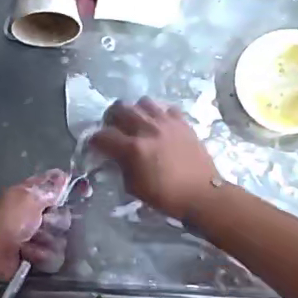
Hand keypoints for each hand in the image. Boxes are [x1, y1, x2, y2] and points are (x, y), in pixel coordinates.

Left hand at [0, 170, 70, 279]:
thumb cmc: (10, 220)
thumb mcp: (30, 198)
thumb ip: (49, 189)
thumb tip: (63, 175)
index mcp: (29, 194)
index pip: (55, 186)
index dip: (68, 188)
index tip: (85, 190)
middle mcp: (33, 212)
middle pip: (62, 216)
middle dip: (56, 222)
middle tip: (43, 223)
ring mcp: (34, 234)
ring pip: (59, 237)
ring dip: (46, 241)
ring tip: (31, 241)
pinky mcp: (34, 254)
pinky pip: (51, 254)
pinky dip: (40, 254)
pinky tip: (28, 253)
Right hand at [90, 97, 221, 220]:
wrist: (202, 194)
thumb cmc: (166, 196)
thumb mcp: (134, 187)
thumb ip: (121, 166)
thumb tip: (115, 155)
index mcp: (133, 148)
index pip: (103, 135)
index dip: (95, 140)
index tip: (96, 145)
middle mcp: (148, 129)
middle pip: (120, 108)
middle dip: (111, 117)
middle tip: (113, 128)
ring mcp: (167, 123)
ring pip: (142, 102)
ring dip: (135, 111)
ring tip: (136, 122)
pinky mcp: (183, 123)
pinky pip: (166, 108)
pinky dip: (158, 113)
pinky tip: (158, 125)